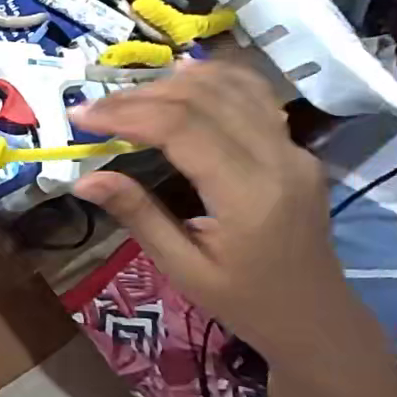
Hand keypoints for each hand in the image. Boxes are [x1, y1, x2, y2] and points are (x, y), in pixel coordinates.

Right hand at [69, 62, 338, 357]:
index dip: (128, 114)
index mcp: (249, 196)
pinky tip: (183, 79)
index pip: (183, 129)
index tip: (82, 116)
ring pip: (230, 86)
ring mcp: (294, 148)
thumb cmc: (244, 302)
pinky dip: (214, 79)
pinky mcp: (296, 146)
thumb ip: (138, 215)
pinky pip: (254, 95)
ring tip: (128, 96)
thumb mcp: (183, 269)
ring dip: (173, 83)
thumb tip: (84, 180)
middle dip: (141, 96)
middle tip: (96, 108)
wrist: (314, 317)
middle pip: (203, 99)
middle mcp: (279, 159)